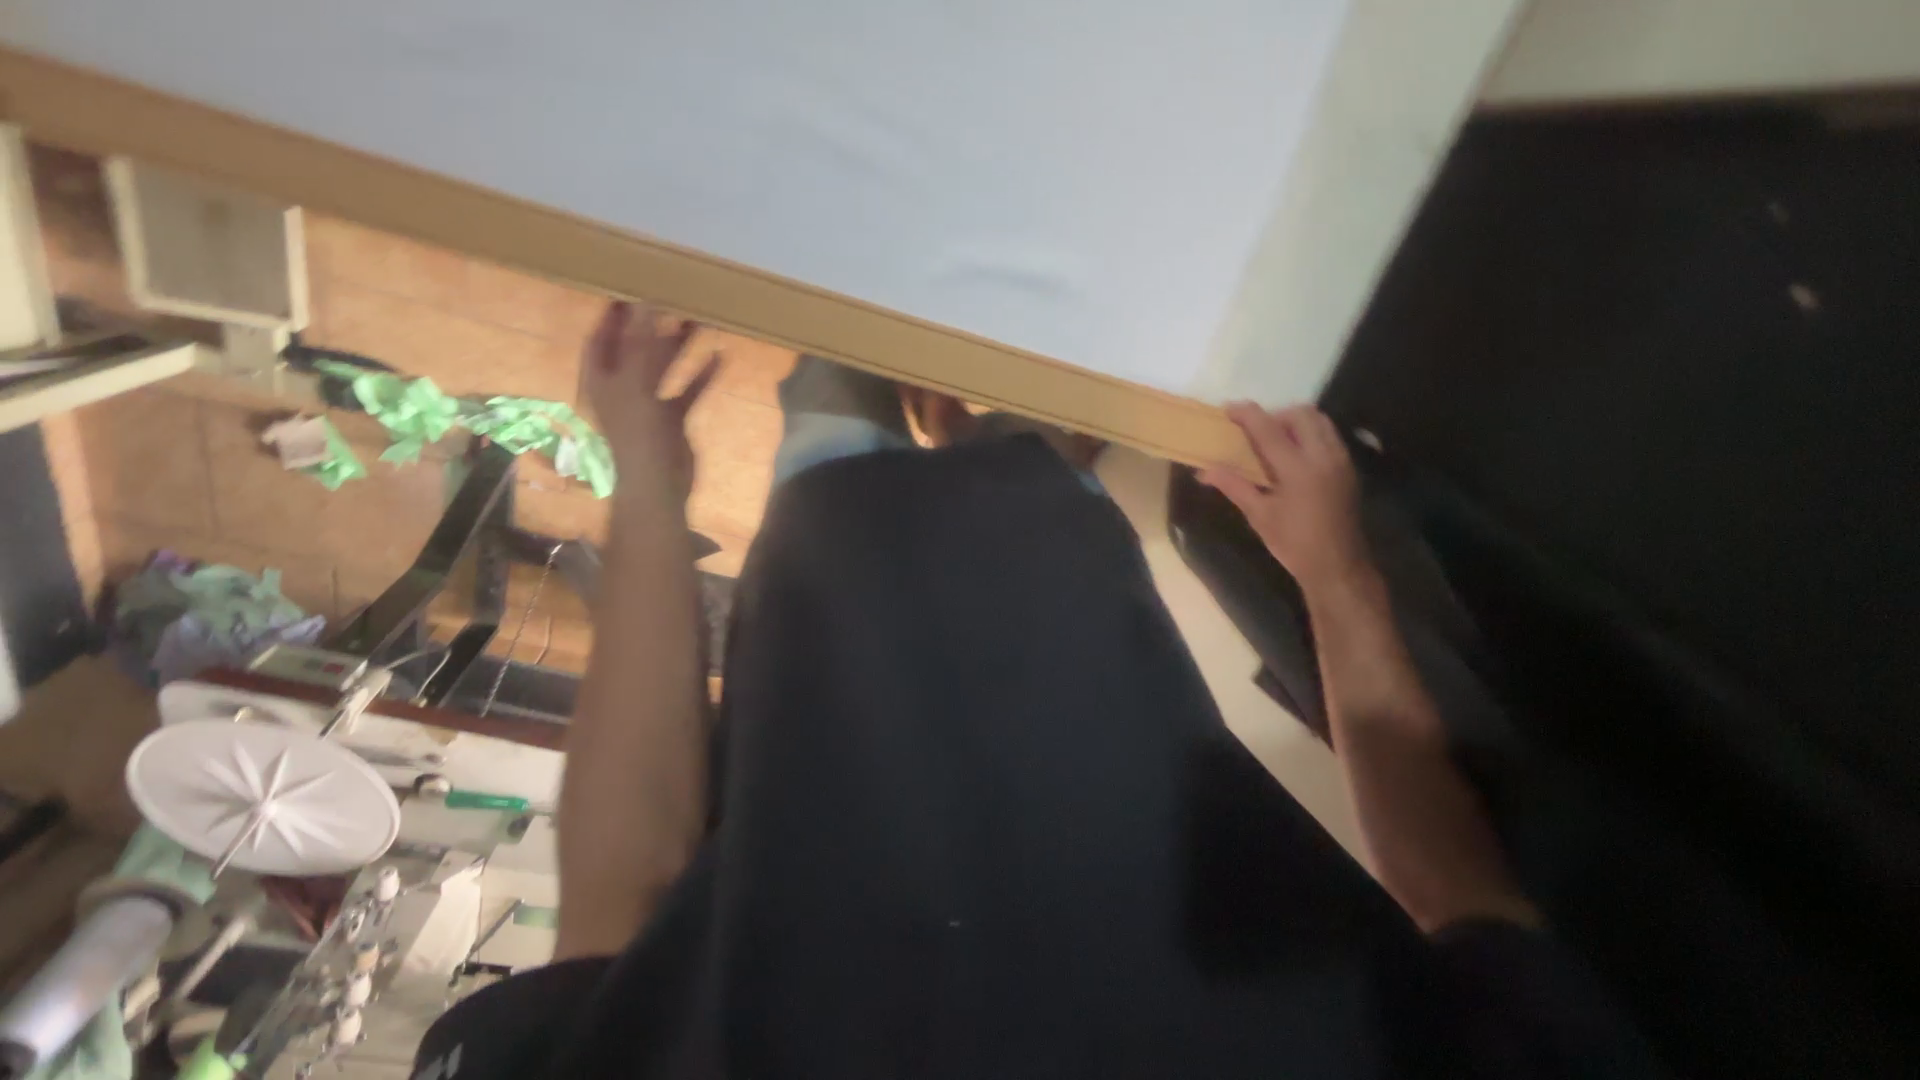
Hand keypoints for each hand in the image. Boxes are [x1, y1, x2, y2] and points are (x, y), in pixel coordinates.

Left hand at [582, 301, 719, 501]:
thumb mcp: (634, 382)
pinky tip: (719, 357)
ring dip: (680, 346)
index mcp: (601, 381)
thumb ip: (640, 343)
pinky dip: (701, 375)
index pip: (599, 339)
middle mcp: (621, 389)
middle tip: (673, 299)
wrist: (659, 484)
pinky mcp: (672, 419)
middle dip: (653, 326)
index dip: (611, 316)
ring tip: (700, 321)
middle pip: (635, 349)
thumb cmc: (638, 433)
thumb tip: (646, 303)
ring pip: (664, 367)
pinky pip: (687, 390)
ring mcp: (647, 405)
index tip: (629, 290)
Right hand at [1200, 403, 1367, 588]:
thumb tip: (1204, 471)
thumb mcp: (1259, 515)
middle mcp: (1323, 456)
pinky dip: (1310, 434)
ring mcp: (1340, 460)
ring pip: (1320, 421)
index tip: (1228, 408)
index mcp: (1298, 469)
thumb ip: (1234, 485)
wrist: (1337, 565)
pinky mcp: (1348, 468)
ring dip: (1295, 422)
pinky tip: (1294, 456)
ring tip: (1275, 441)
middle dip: (1275, 415)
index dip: (1247, 414)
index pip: (1269, 429)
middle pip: (1301, 414)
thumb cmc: (1294, 544)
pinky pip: (1329, 436)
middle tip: (1255, 431)